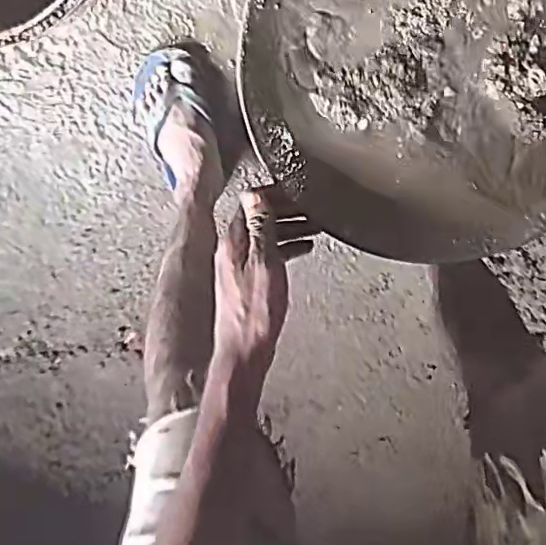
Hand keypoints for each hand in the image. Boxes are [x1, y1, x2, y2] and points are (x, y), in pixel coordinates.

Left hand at [210, 188, 313, 395]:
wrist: (245, 353)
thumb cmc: (255, 314)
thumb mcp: (265, 263)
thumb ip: (261, 228)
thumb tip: (255, 195)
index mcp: (232, 242)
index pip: (251, 202)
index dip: (275, 193)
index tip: (296, 191)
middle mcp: (232, 251)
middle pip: (259, 217)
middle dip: (286, 208)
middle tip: (310, 206)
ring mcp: (239, 266)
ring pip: (266, 235)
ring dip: (289, 226)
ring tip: (313, 224)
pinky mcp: (247, 281)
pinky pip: (268, 252)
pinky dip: (286, 245)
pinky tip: (302, 248)